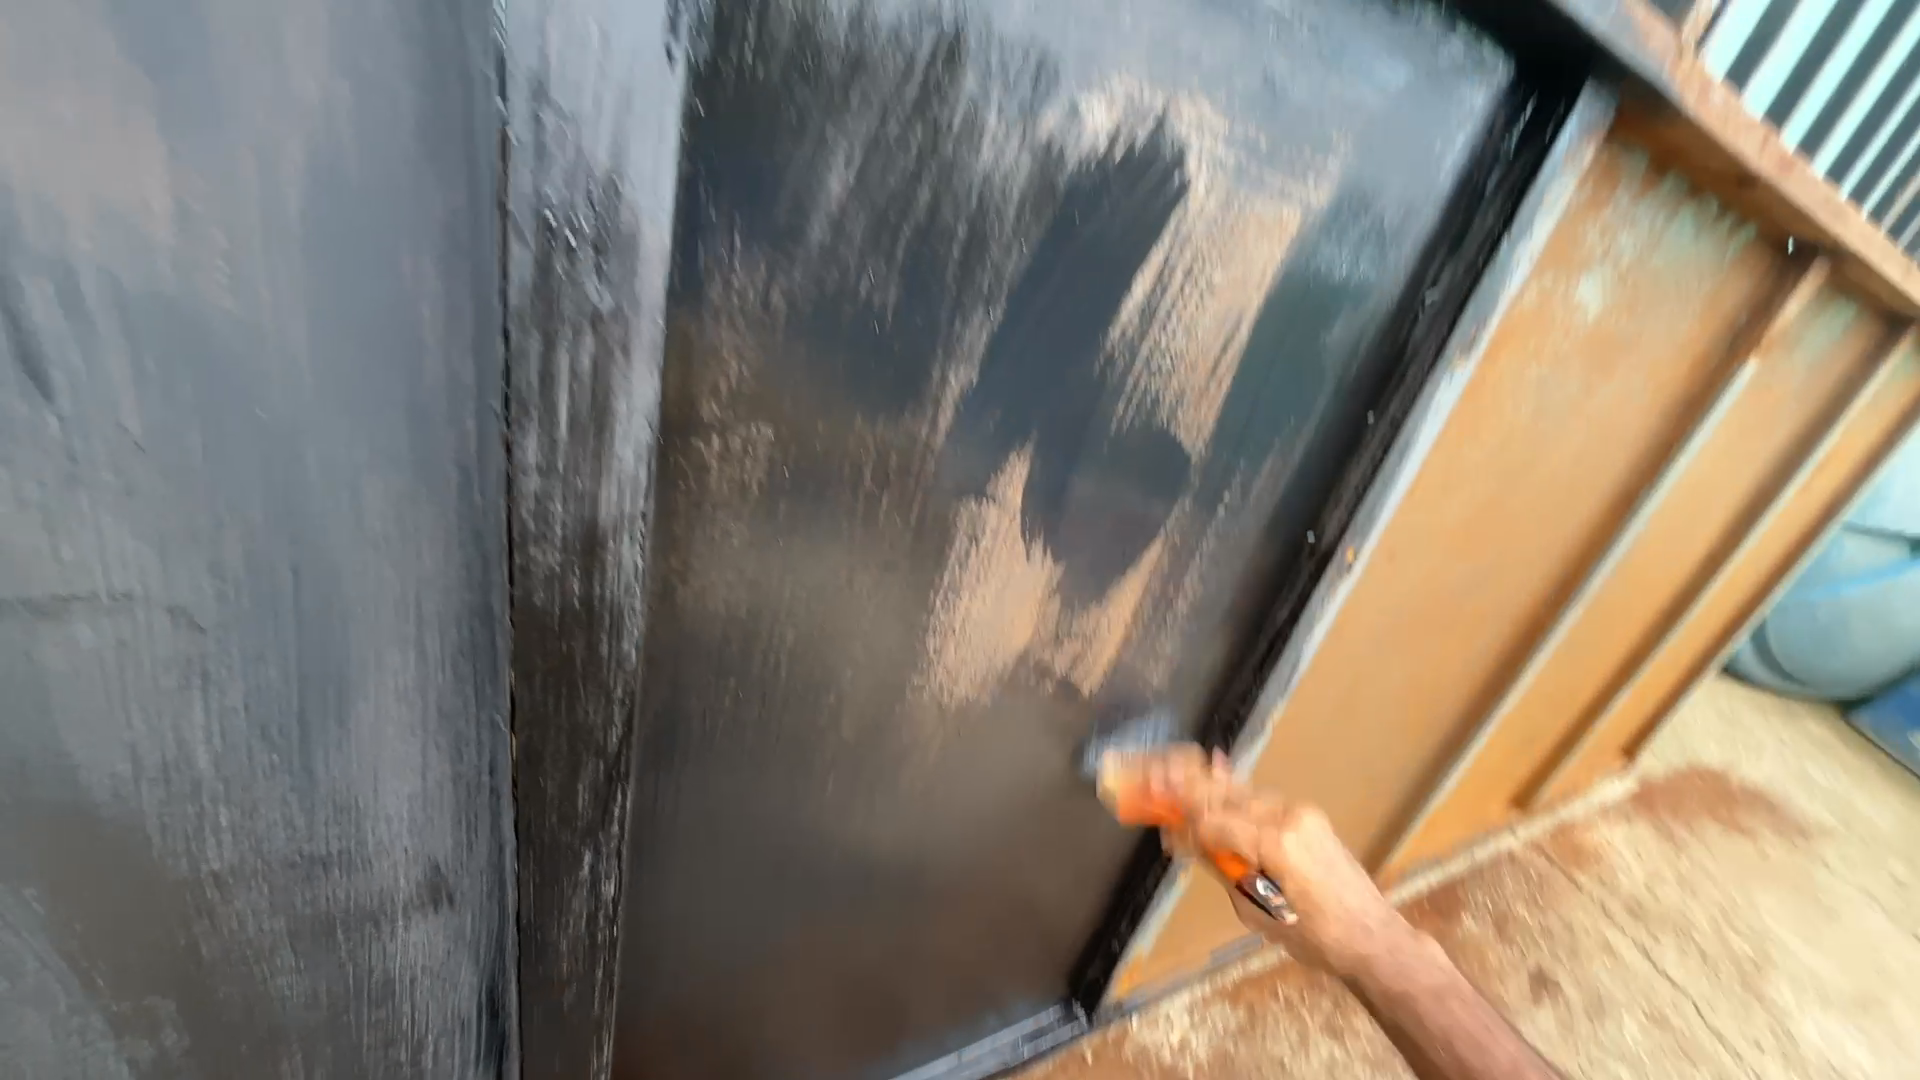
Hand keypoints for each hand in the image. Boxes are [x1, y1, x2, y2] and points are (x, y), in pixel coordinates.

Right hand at [1138, 746, 1414, 978]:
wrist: (1373, 937)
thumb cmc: (1314, 937)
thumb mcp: (1256, 912)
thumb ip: (1222, 868)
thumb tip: (1187, 842)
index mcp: (1274, 843)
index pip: (1212, 821)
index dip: (1182, 823)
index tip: (1157, 823)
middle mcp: (1286, 815)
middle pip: (1222, 793)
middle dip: (1183, 783)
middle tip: (1148, 770)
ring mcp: (1298, 810)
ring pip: (1239, 791)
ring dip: (1206, 787)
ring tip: (1169, 770)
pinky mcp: (1305, 814)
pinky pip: (1258, 798)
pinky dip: (1232, 791)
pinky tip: (1212, 768)